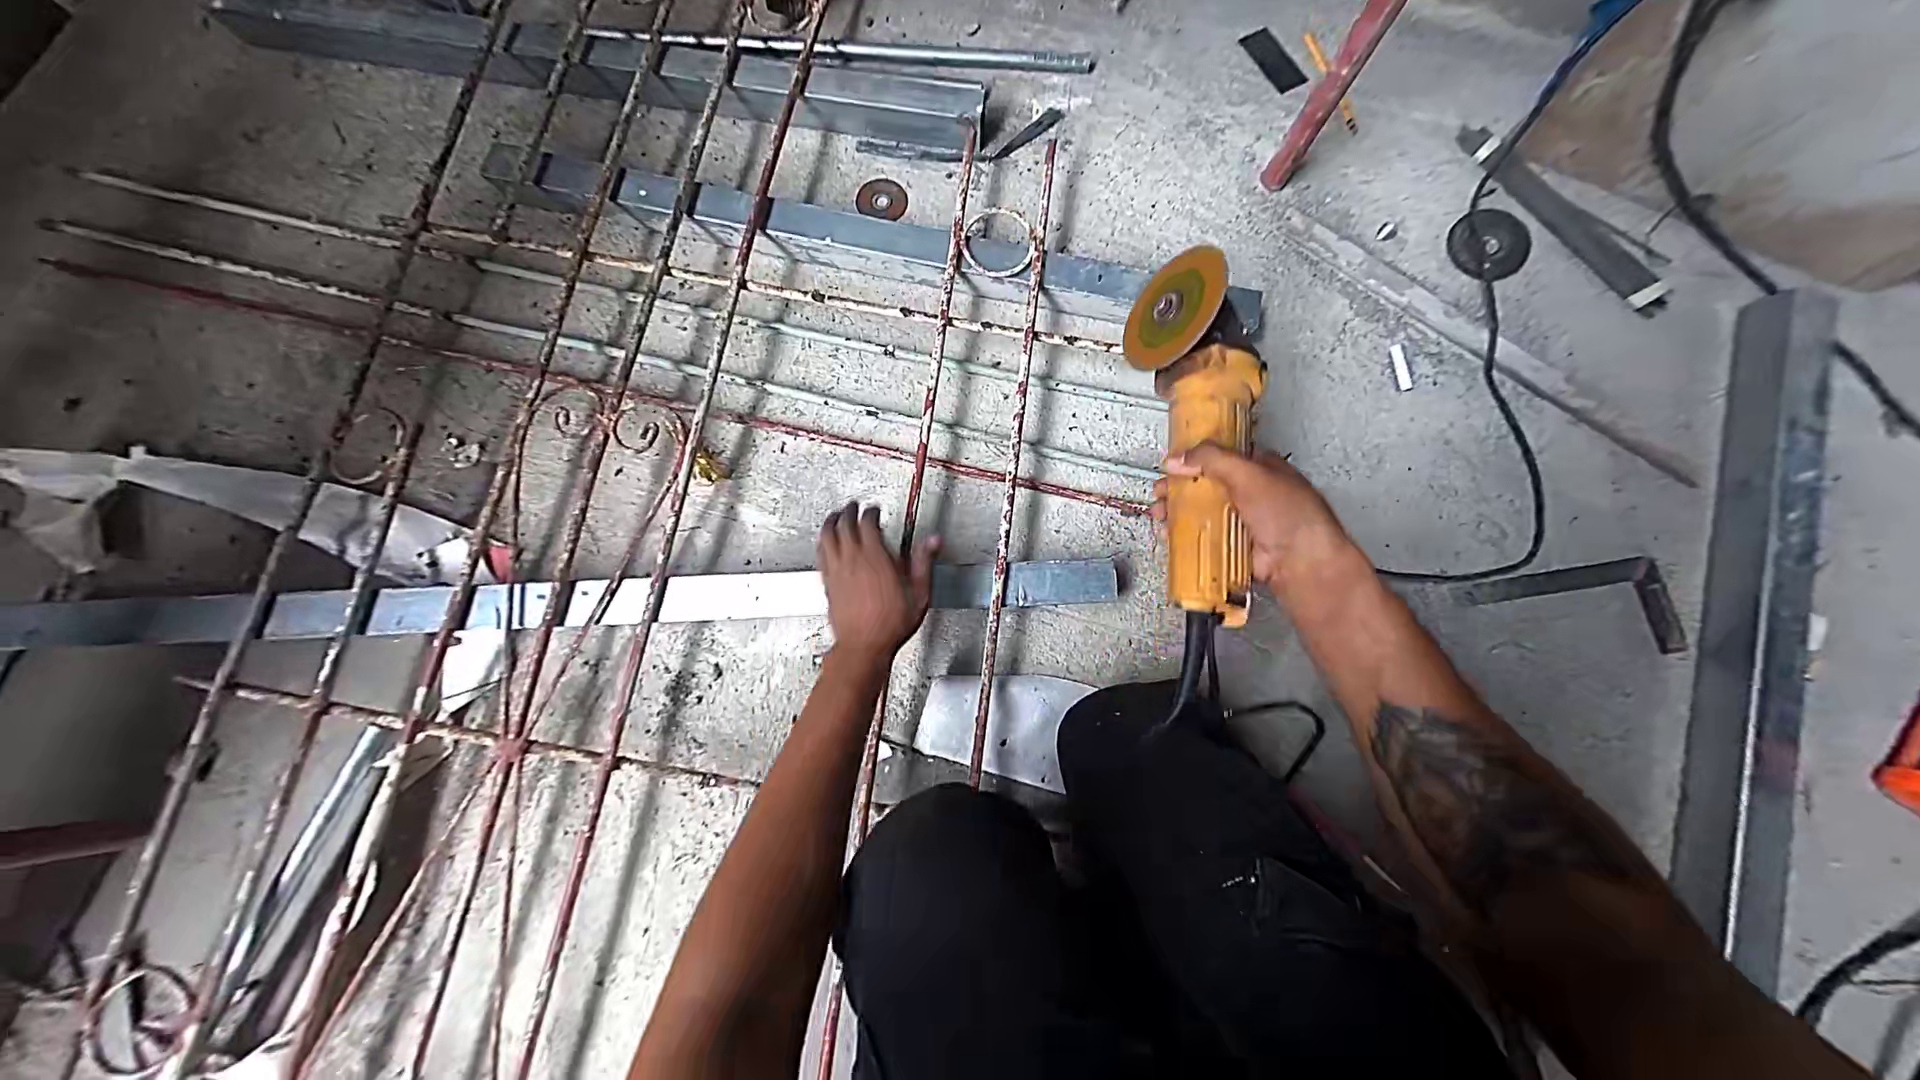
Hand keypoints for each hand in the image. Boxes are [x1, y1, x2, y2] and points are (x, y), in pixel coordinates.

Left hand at [817, 502, 940, 659]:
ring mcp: (837, 571)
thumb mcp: (919, 593)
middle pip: (844, 524)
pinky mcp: (828, 583)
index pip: (868, 523)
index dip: (871, 512)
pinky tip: (824, 543)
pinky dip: (823, 541)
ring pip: (827, 536)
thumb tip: (932, 542)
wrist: (864, 646)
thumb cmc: (890, 624)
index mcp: (875, 558)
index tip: (875, 510)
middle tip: (854, 506)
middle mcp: (852, 560)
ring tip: (835, 516)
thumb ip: (924, 563)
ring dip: (831, 522)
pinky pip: (821, 553)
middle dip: (849, 511)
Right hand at [1153, 444, 1355, 586]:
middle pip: (1204, 485)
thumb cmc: (1291, 516)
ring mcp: (1241, 519)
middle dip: (1178, 489)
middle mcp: (1250, 492)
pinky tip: (1173, 535)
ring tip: (1161, 515)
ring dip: (1178, 513)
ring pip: (1202, 511)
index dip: (1193, 458)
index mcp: (1258, 467)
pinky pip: (1204, 536)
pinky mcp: (1234, 543)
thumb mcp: (1248, 474)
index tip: (1172, 464)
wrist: (1300, 562)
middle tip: (1161, 492)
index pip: (1219, 456)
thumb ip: (1212, 459)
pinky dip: (1186, 535)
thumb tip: (1180, 457)